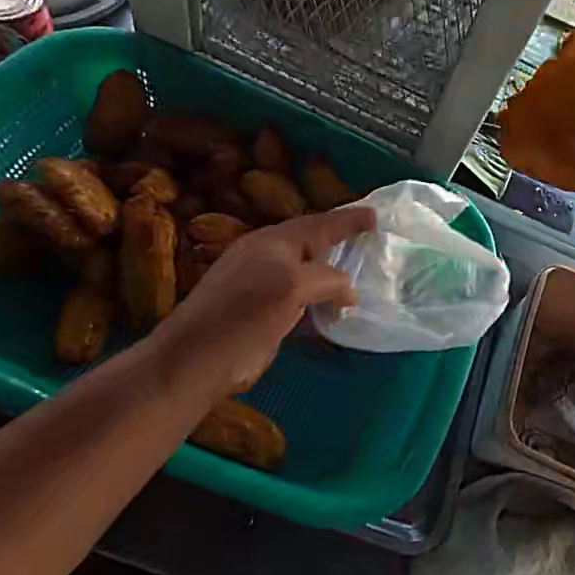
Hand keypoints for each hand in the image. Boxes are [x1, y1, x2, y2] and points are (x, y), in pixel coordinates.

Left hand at [140, 207, 376, 396]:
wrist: (199, 359)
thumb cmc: (243, 315)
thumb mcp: (291, 286)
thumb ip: (327, 280)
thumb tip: (350, 293)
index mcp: (273, 242)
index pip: (318, 224)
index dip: (347, 220)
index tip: (375, 215)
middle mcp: (269, 258)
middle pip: (312, 244)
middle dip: (339, 242)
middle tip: (369, 243)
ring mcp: (265, 286)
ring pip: (309, 272)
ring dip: (333, 274)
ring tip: (360, 277)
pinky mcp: (266, 314)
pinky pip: (304, 298)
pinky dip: (323, 300)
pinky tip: (335, 311)